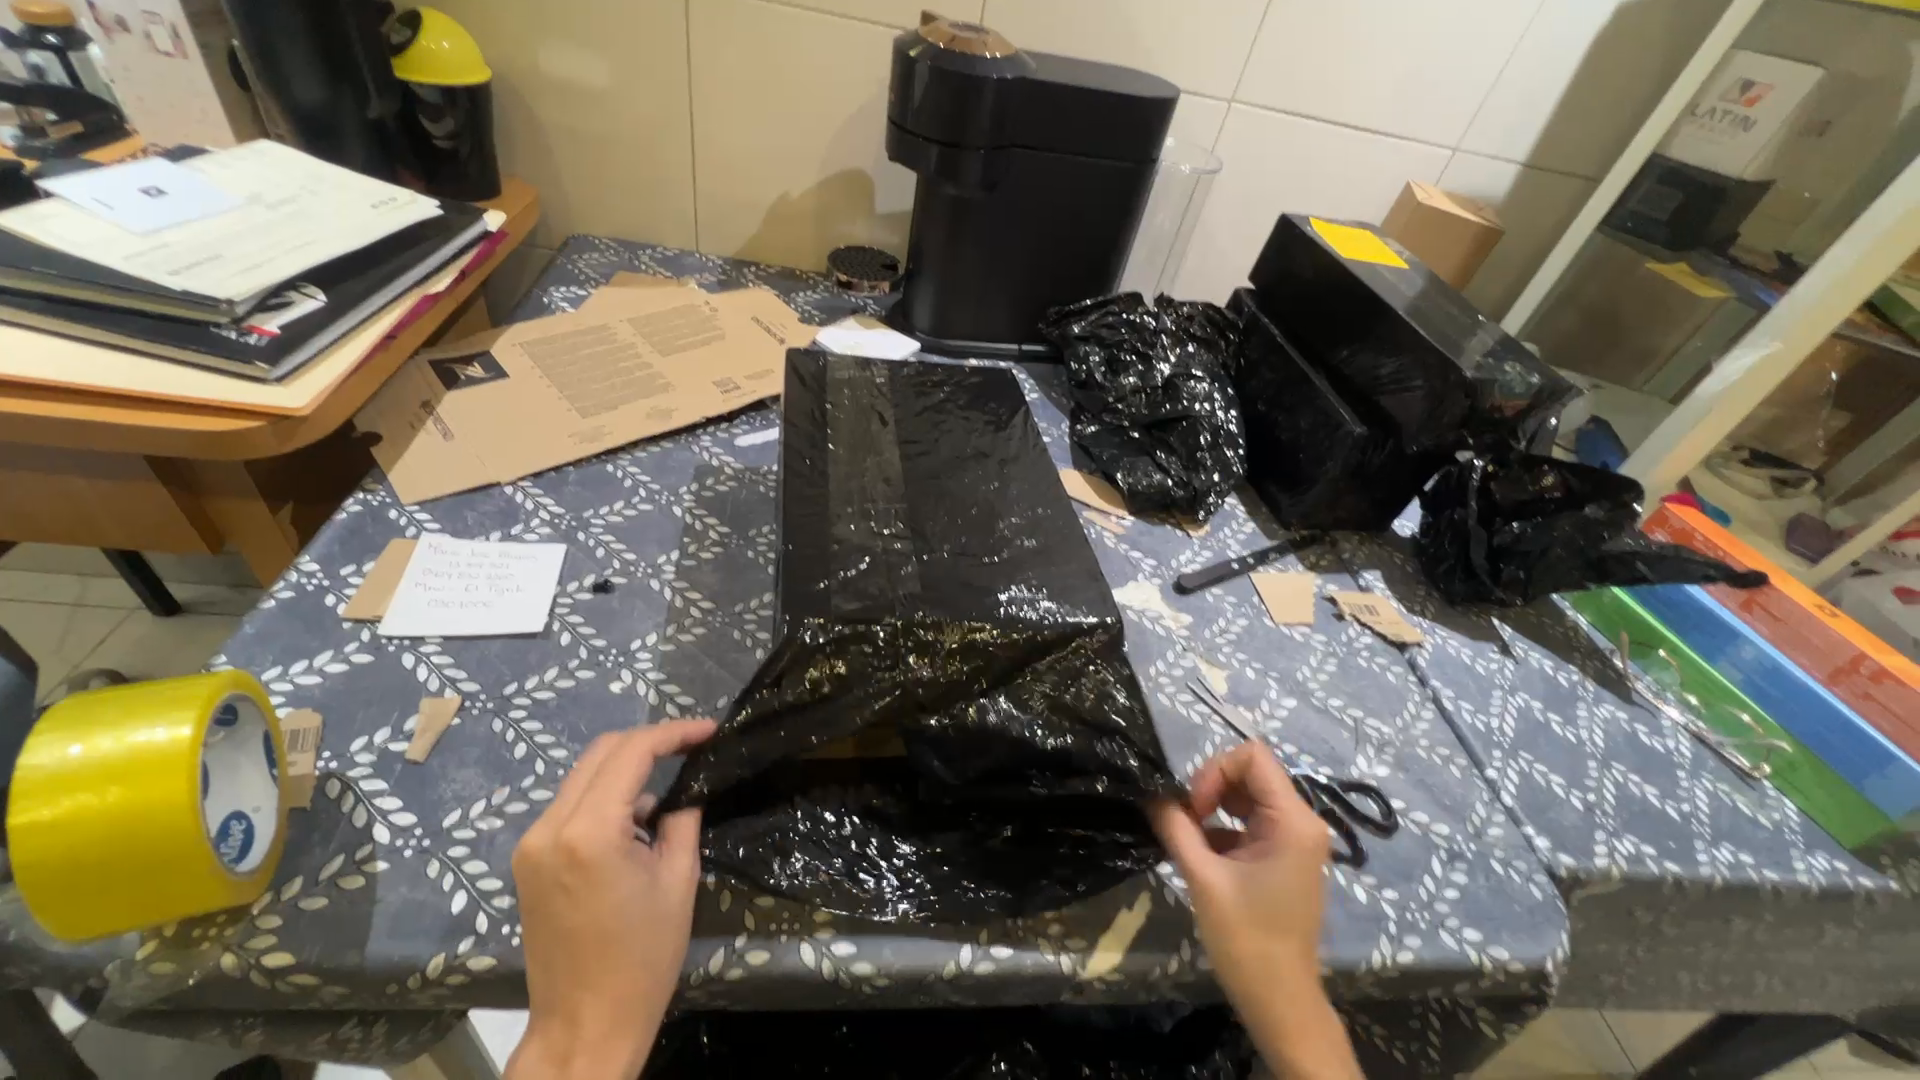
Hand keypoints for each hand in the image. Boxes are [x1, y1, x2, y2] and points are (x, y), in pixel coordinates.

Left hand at [506, 719, 715, 1079]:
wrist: (584, 1023)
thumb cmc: (642, 957)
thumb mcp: (678, 879)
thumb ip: (681, 819)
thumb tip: (682, 790)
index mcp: (588, 832)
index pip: (631, 752)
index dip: (673, 733)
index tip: (709, 732)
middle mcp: (548, 827)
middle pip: (601, 753)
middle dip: (649, 741)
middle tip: (692, 746)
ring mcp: (531, 844)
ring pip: (583, 777)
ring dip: (626, 770)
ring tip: (669, 788)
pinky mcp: (528, 861)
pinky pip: (570, 806)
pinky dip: (605, 798)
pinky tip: (635, 821)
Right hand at [1150, 739, 1331, 1005]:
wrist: (1279, 999)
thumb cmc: (1246, 938)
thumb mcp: (1203, 877)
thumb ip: (1175, 827)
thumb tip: (1151, 795)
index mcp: (1293, 821)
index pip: (1252, 757)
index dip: (1214, 771)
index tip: (1194, 808)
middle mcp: (1302, 822)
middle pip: (1250, 773)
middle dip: (1211, 788)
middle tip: (1184, 821)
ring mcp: (1295, 840)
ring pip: (1247, 796)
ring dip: (1214, 808)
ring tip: (1189, 837)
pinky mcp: (1283, 856)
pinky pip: (1250, 821)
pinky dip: (1222, 828)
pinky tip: (1201, 855)